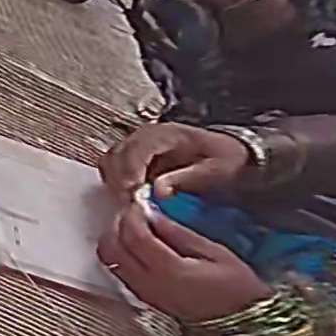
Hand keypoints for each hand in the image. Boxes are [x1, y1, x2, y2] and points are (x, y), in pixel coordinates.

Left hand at [97, 204, 270, 322]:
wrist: (243, 325)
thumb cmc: (239, 289)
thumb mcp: (218, 255)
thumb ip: (181, 234)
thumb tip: (153, 215)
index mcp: (168, 270)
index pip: (135, 236)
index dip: (132, 216)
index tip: (138, 203)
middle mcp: (146, 281)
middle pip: (113, 245)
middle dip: (118, 223)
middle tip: (132, 211)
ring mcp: (140, 290)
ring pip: (108, 257)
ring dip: (112, 236)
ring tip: (130, 224)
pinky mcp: (140, 295)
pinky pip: (115, 268)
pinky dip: (115, 251)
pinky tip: (130, 242)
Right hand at [100, 123, 250, 198]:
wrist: (227, 153)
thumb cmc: (224, 159)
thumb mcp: (217, 168)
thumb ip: (188, 178)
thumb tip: (158, 191)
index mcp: (163, 134)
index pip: (136, 149)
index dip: (130, 169)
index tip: (132, 190)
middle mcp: (142, 137)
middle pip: (115, 156)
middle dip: (118, 180)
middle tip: (127, 202)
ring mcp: (133, 147)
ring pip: (109, 163)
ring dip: (113, 183)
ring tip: (127, 201)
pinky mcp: (130, 159)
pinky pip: (112, 170)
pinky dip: (114, 183)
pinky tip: (126, 196)